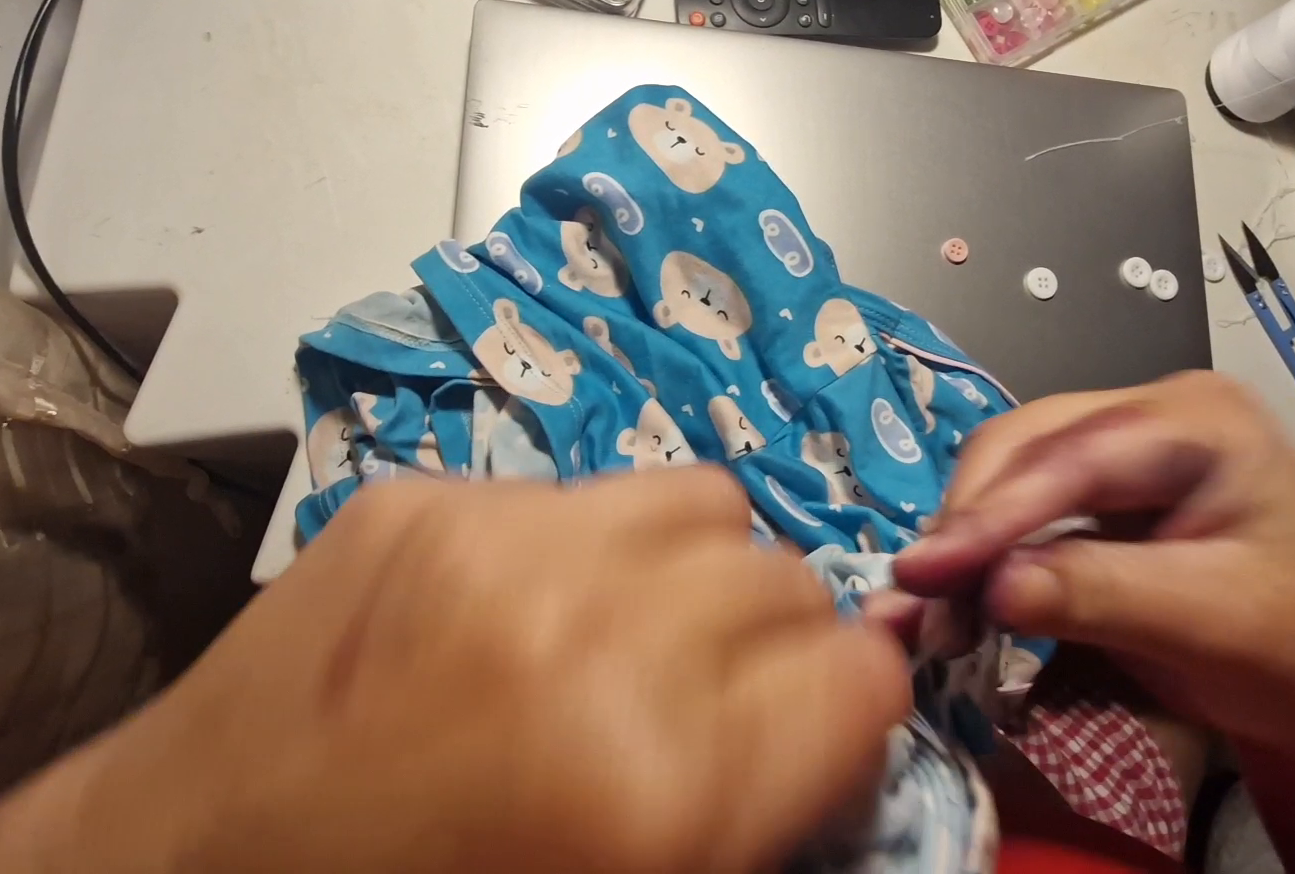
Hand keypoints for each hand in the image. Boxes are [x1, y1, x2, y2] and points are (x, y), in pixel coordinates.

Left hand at [0, 471, 909, 873]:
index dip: (851, 706)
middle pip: (791, 579)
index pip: (862, 676)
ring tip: (636, 620)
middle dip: (777, 643)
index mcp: (656, 786)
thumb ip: (759, 804)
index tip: (814, 724)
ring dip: (700, 566)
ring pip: (711, 501)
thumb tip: (843, 704)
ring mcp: (501, 541)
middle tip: (711, 690)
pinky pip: (591, 490)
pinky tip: (533, 600)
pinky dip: (600, 542)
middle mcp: (595, 632)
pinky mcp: (432, 498)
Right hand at [888, 371, 1294, 772]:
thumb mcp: (1216, 626)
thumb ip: (1102, 596)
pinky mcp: (1089, 487)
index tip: (925, 570)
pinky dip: (980, 549)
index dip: (993, 514)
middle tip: (921, 595)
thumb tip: (990, 587)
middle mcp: (1144, 411)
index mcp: (1198, 420)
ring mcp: (1113, 444)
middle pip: (1022, 447)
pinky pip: (1014, 502)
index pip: (1072, 456)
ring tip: (932, 602)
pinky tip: (959, 588)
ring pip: (1004, 470)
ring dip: (963, 538)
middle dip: (968, 523)